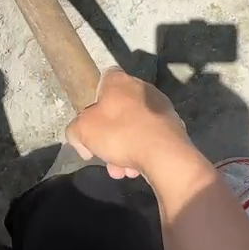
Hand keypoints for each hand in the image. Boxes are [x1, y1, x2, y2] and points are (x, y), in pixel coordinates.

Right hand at [64, 68, 195, 180]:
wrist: (164, 154)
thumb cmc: (120, 133)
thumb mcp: (82, 130)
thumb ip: (74, 131)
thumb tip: (82, 141)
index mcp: (119, 81)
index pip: (103, 79)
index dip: (94, 100)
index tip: (91, 120)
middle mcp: (142, 88)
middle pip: (118, 110)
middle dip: (109, 136)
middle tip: (104, 154)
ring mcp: (161, 107)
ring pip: (134, 127)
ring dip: (125, 149)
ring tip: (121, 169)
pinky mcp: (173, 125)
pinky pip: (150, 137)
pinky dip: (142, 152)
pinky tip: (136, 169)